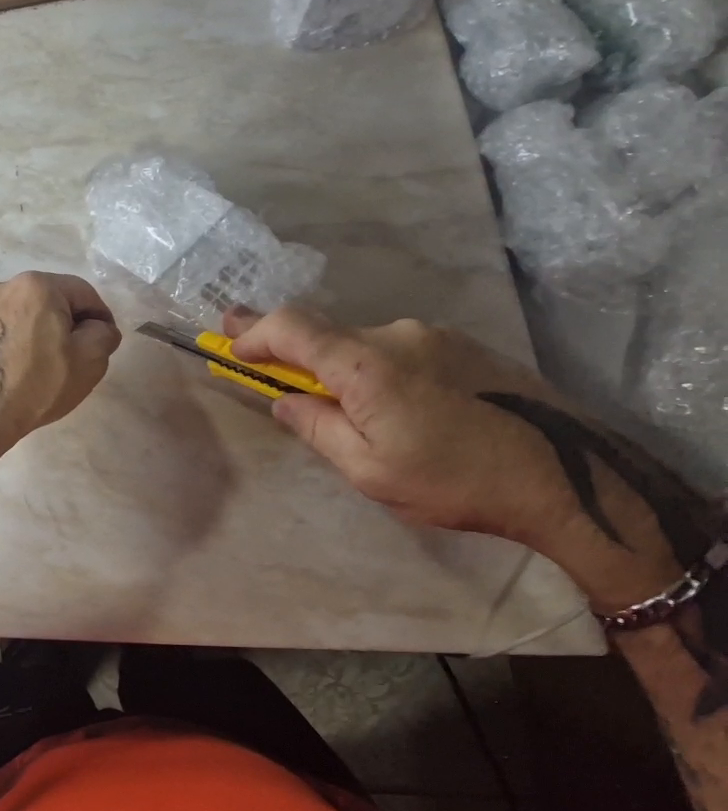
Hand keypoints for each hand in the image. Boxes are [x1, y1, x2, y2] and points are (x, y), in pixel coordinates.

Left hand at [0, 272, 120, 456]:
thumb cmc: (36, 385)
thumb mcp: (89, 360)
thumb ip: (103, 333)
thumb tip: (96, 326)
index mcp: (35, 285)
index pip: (82, 293)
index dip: (99, 317)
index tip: (103, 342)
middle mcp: (0, 286)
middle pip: (47, 299)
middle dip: (65, 323)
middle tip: (73, 355)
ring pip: (19, 313)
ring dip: (35, 331)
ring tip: (39, 364)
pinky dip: (8, 340)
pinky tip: (10, 367)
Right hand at [223, 306, 580, 544]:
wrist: (580, 483)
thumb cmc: (457, 481)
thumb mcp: (369, 471)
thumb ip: (317, 428)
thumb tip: (286, 400)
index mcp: (365, 363)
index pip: (290, 326)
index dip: (253, 332)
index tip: (231, 347)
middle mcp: (398, 336)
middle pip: (327, 333)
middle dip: (294, 353)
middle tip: (267, 368)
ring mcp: (439, 338)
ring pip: (366, 344)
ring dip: (343, 366)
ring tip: (350, 409)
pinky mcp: (471, 349)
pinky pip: (403, 351)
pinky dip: (380, 369)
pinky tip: (401, 407)